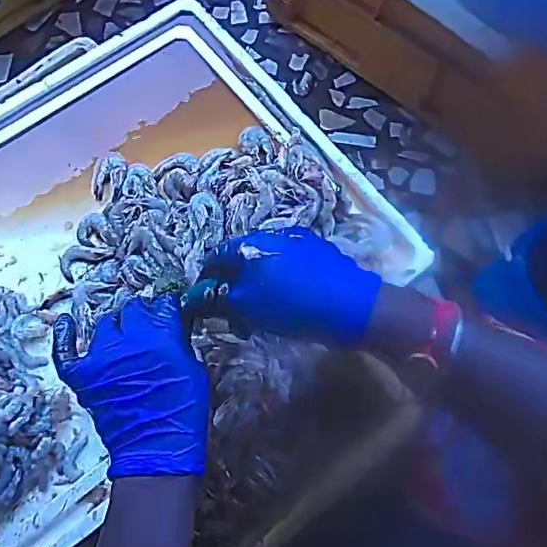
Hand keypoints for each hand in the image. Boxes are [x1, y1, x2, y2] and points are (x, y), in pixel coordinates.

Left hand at [53, 295, 209, 479]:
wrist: (157, 453)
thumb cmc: (183, 417)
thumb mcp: (195, 371)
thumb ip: (179, 343)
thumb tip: (171, 329)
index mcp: (160, 337)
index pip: (159, 306)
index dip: (164, 308)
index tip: (166, 311)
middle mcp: (127, 341)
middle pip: (130, 311)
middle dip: (141, 316)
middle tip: (147, 326)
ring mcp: (101, 358)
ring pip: (105, 326)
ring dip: (116, 330)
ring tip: (123, 339)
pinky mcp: (83, 377)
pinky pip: (66, 350)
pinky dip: (65, 335)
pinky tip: (66, 323)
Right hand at [195, 227, 381, 345]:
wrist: (353, 307)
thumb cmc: (291, 304)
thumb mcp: (245, 305)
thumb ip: (217, 298)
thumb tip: (193, 298)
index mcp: (250, 242)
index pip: (215, 256)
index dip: (206, 280)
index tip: (205, 303)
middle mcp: (272, 234)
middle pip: (241, 259)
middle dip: (232, 284)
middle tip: (231, 312)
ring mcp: (300, 242)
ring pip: (265, 263)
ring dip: (256, 285)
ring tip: (259, 311)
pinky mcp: (320, 254)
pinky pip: (287, 268)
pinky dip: (278, 284)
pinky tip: (285, 304)